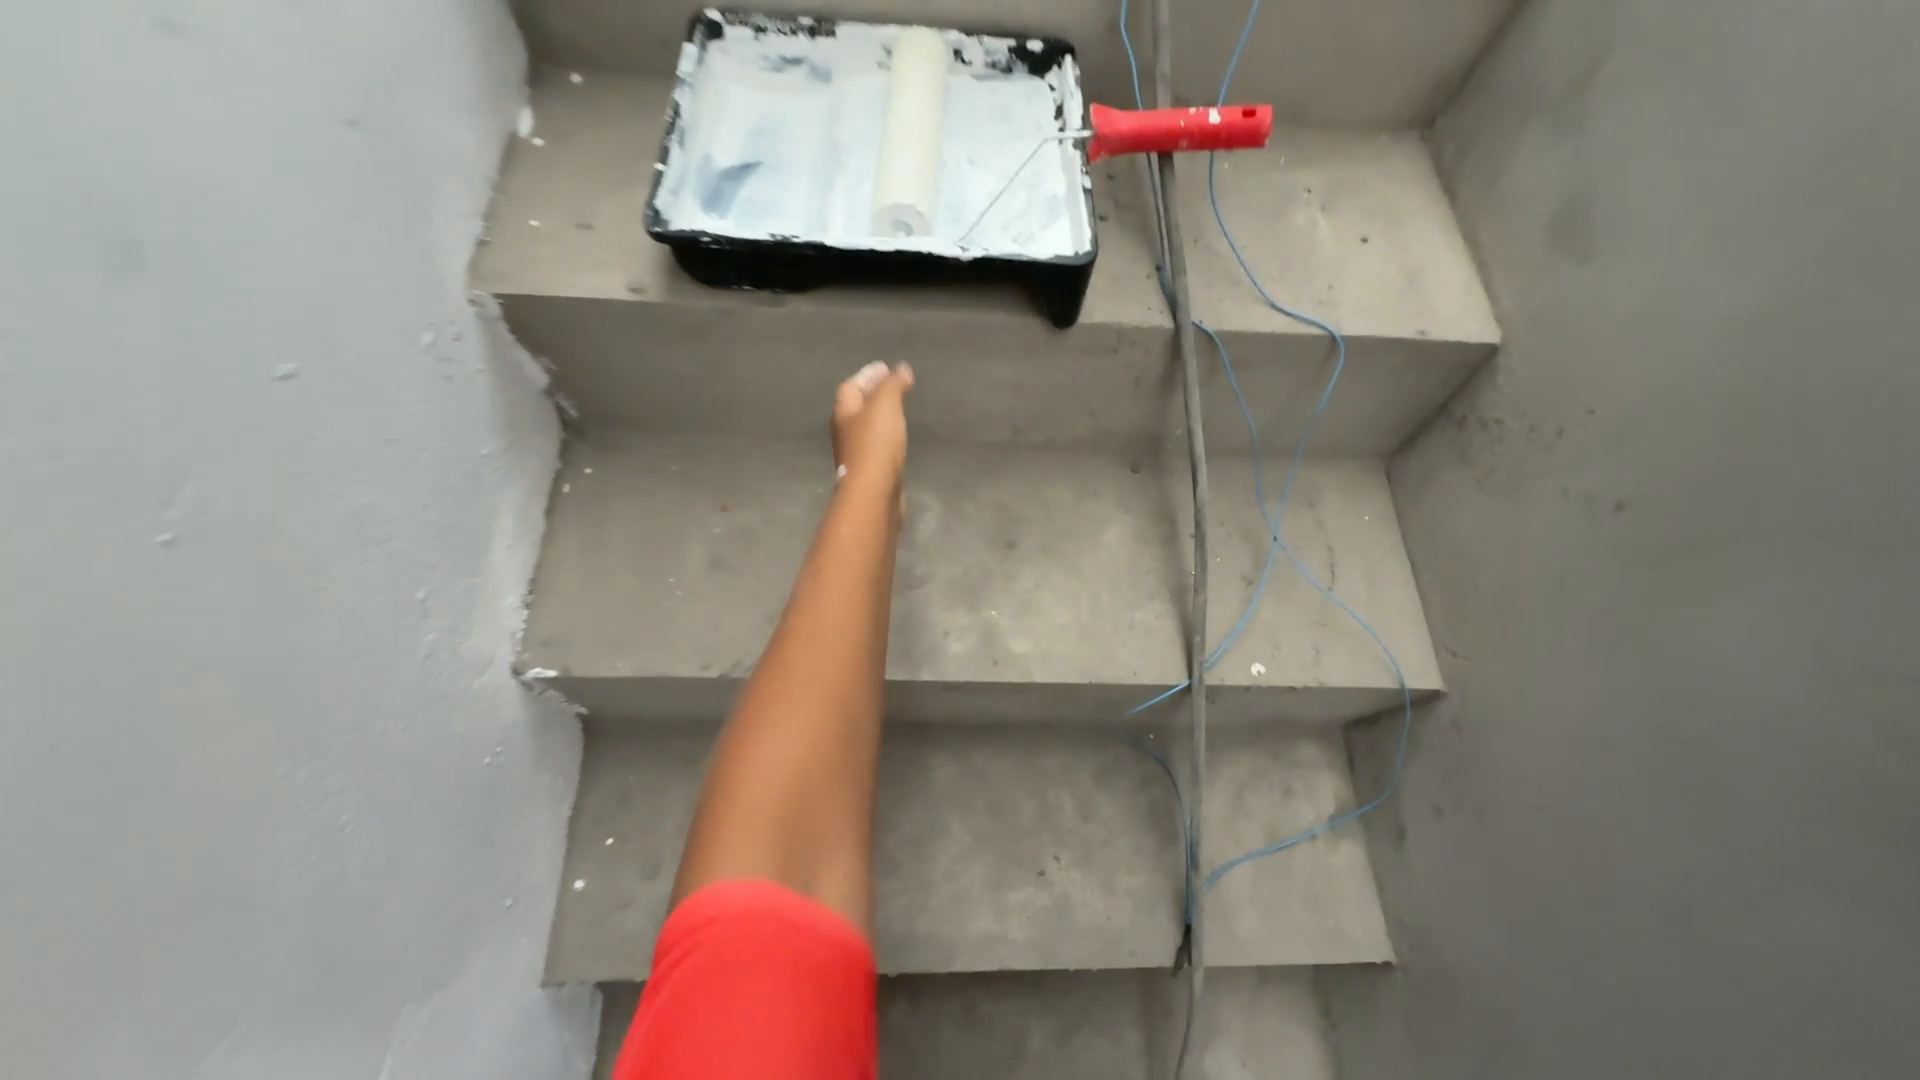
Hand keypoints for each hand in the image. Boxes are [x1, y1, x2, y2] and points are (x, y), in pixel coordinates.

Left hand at [831, 361, 913, 487]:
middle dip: (873, 394)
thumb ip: (893, 384)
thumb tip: (901, 368)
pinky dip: (887, 436)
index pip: (850, 386)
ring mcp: (856, 453)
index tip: (885, 368)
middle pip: (857, 407)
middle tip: (893, 385)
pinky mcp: (870, 471)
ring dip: (880, 416)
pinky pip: (878, 446)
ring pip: (867, 427)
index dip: (866, 375)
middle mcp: (845, 431)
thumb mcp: (885, 405)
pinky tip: (899, 437)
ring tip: (899, 409)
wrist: (873, 492)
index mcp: (844, 412)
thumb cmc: (875, 443)